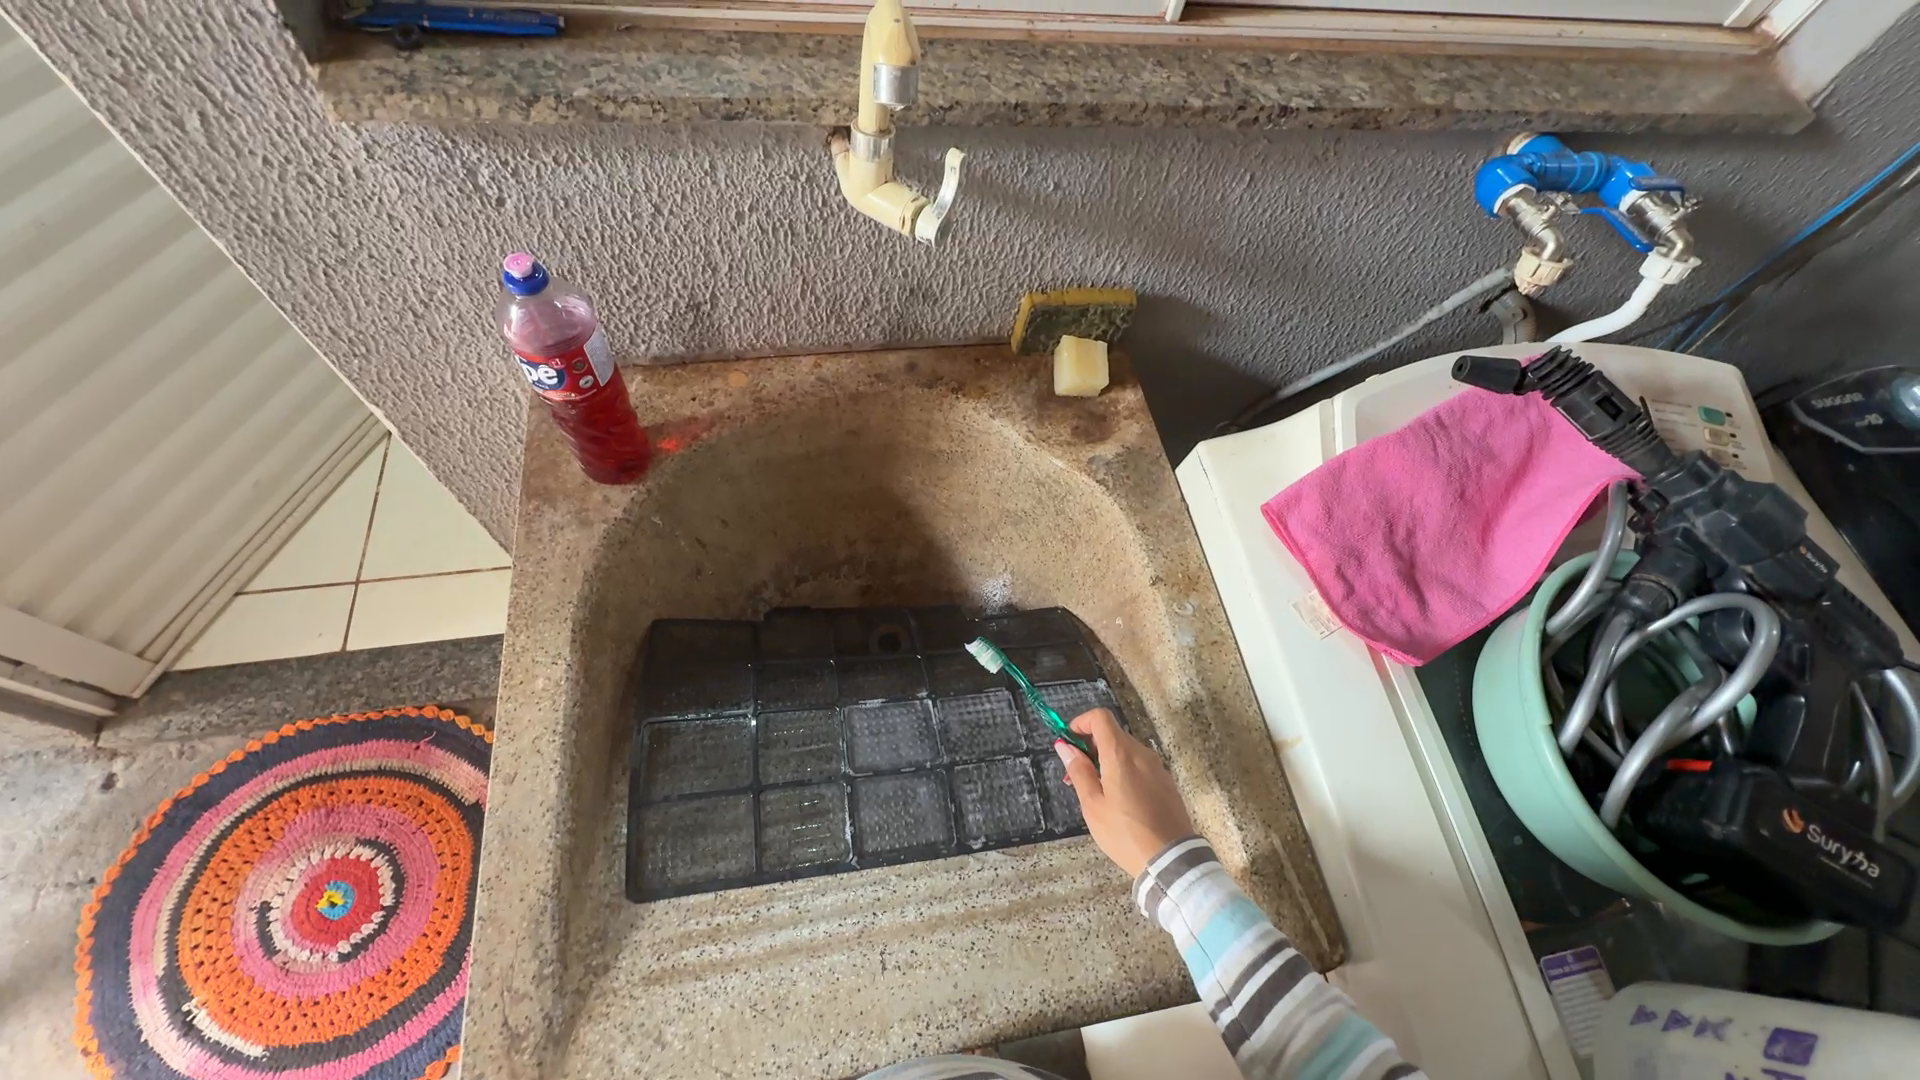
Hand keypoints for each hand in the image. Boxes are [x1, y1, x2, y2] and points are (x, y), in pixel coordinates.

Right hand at [1055, 708, 1194, 877]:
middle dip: (1090, 746)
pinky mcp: (1166, 782)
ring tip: (1094, 791)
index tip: (1068, 742)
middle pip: (1112, 734)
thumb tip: (1065, 747)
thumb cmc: (1124, 833)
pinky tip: (1117, 799)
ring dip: (1105, 760)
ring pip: (1125, 750)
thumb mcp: (1093, 805)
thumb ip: (1079, 771)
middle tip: (1074, 774)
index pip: (1100, 717)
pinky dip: (1123, 770)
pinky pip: (1139, 765)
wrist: (1171, 860)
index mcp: (1121, 754)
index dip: (1081, 723)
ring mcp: (1157, 767)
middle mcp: (1141, 753)